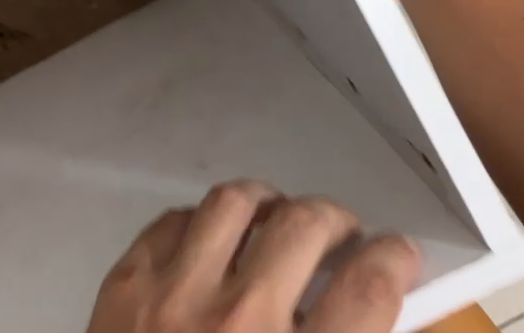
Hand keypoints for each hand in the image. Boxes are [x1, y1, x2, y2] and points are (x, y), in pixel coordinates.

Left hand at [87, 180, 419, 332]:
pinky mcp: (126, 283)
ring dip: (268, 203)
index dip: (395, 260)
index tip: (398, 254)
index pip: (369, 288)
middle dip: (335, 220)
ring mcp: (174, 294)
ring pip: (234, 203)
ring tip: (280, 216)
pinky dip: (203, 221)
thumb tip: (368, 316)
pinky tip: (215, 237)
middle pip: (304, 226)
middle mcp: (240, 321)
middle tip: (343, 232)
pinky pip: (173, 220)